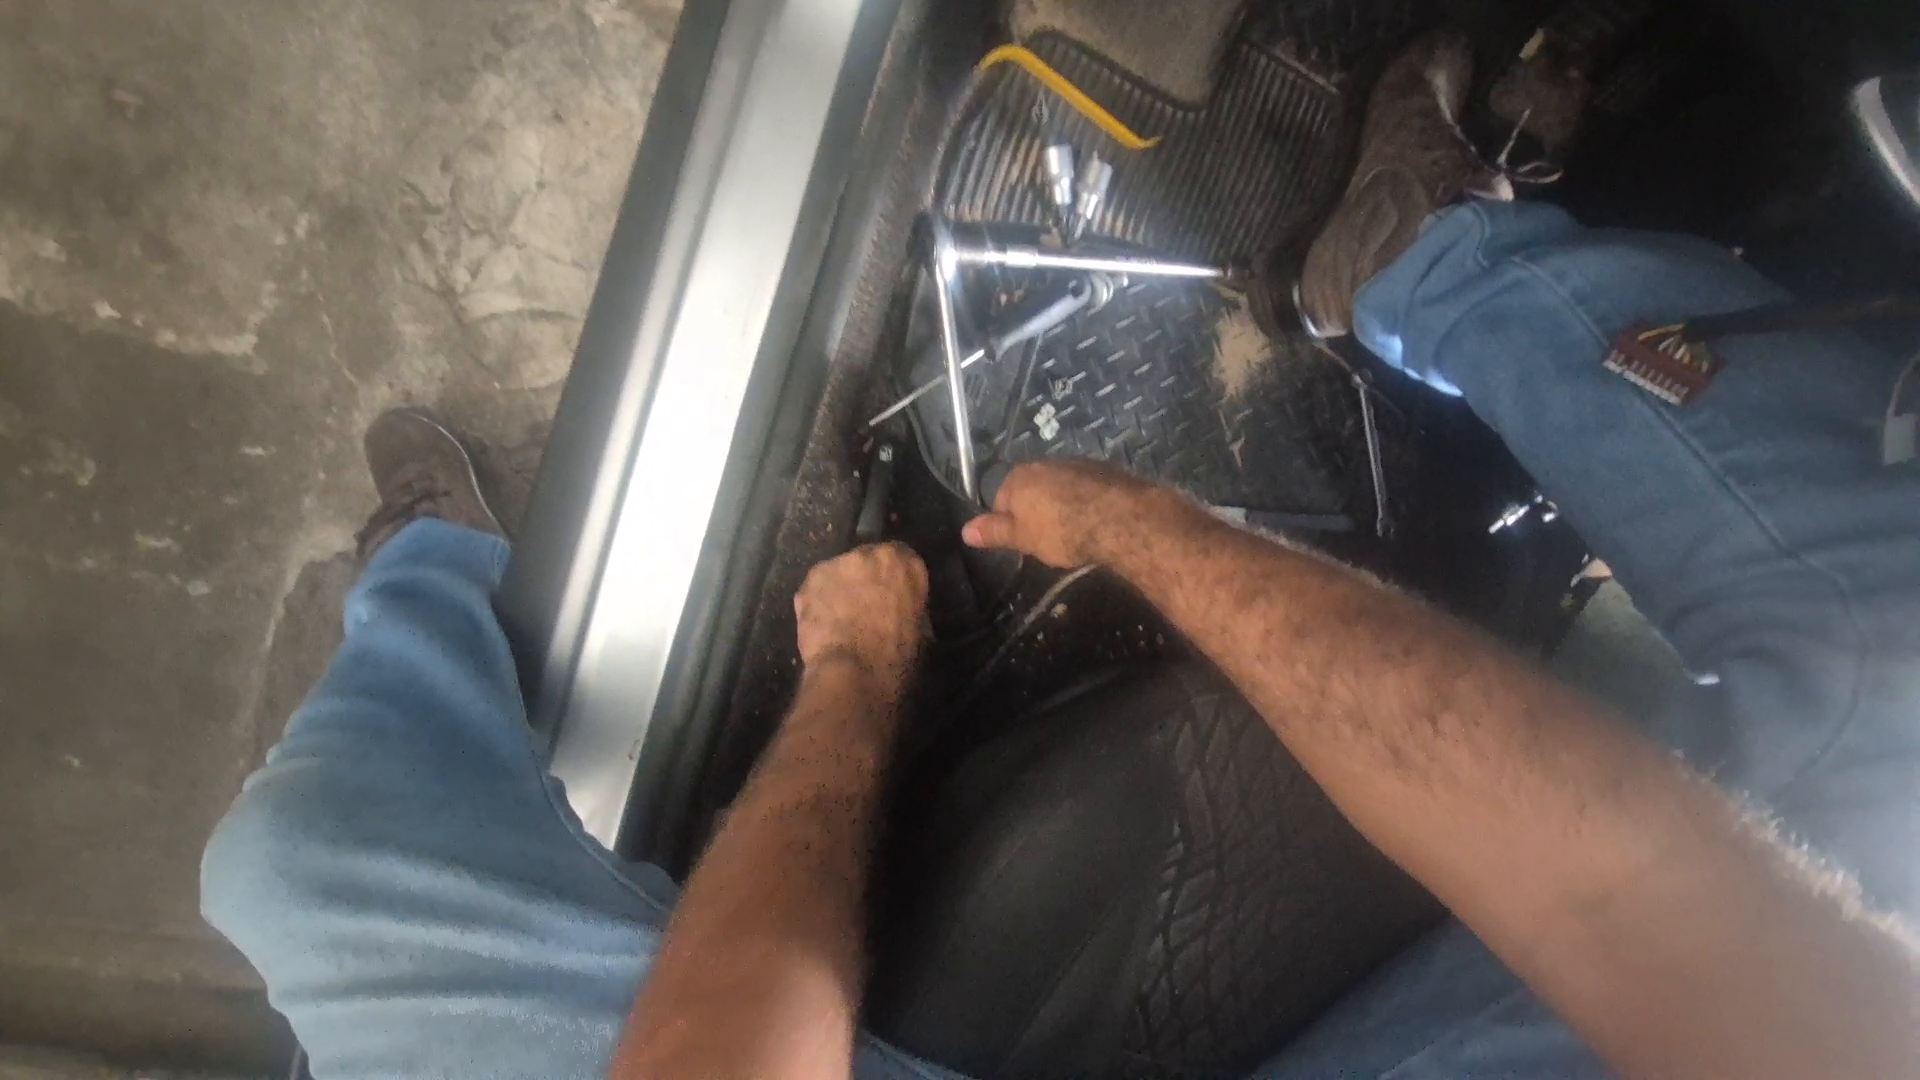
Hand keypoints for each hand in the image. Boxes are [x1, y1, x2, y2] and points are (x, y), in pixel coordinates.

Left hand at [794, 542, 928, 685]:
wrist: (854, 672)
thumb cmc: (896, 657)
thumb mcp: (917, 626)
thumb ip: (906, 603)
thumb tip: (897, 607)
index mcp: (906, 563)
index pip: (901, 558)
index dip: (892, 577)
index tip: (889, 593)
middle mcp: (871, 554)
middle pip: (867, 560)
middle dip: (865, 578)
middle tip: (864, 604)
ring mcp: (837, 563)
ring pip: (839, 572)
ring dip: (840, 587)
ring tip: (838, 617)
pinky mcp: (811, 579)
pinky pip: (817, 587)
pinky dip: (818, 600)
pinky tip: (822, 623)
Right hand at [960, 460, 1167, 567]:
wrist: (1119, 518)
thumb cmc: (1061, 530)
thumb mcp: (1023, 538)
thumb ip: (994, 532)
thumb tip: (964, 530)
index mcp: (1019, 477)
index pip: (1002, 500)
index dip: (1010, 524)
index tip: (1024, 543)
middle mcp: (1045, 463)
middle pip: (1032, 490)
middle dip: (1038, 512)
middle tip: (1049, 540)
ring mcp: (1076, 464)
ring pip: (1060, 487)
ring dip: (1063, 505)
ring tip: (1075, 533)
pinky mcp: (1105, 470)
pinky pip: (1086, 488)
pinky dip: (1087, 502)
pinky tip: (1096, 522)